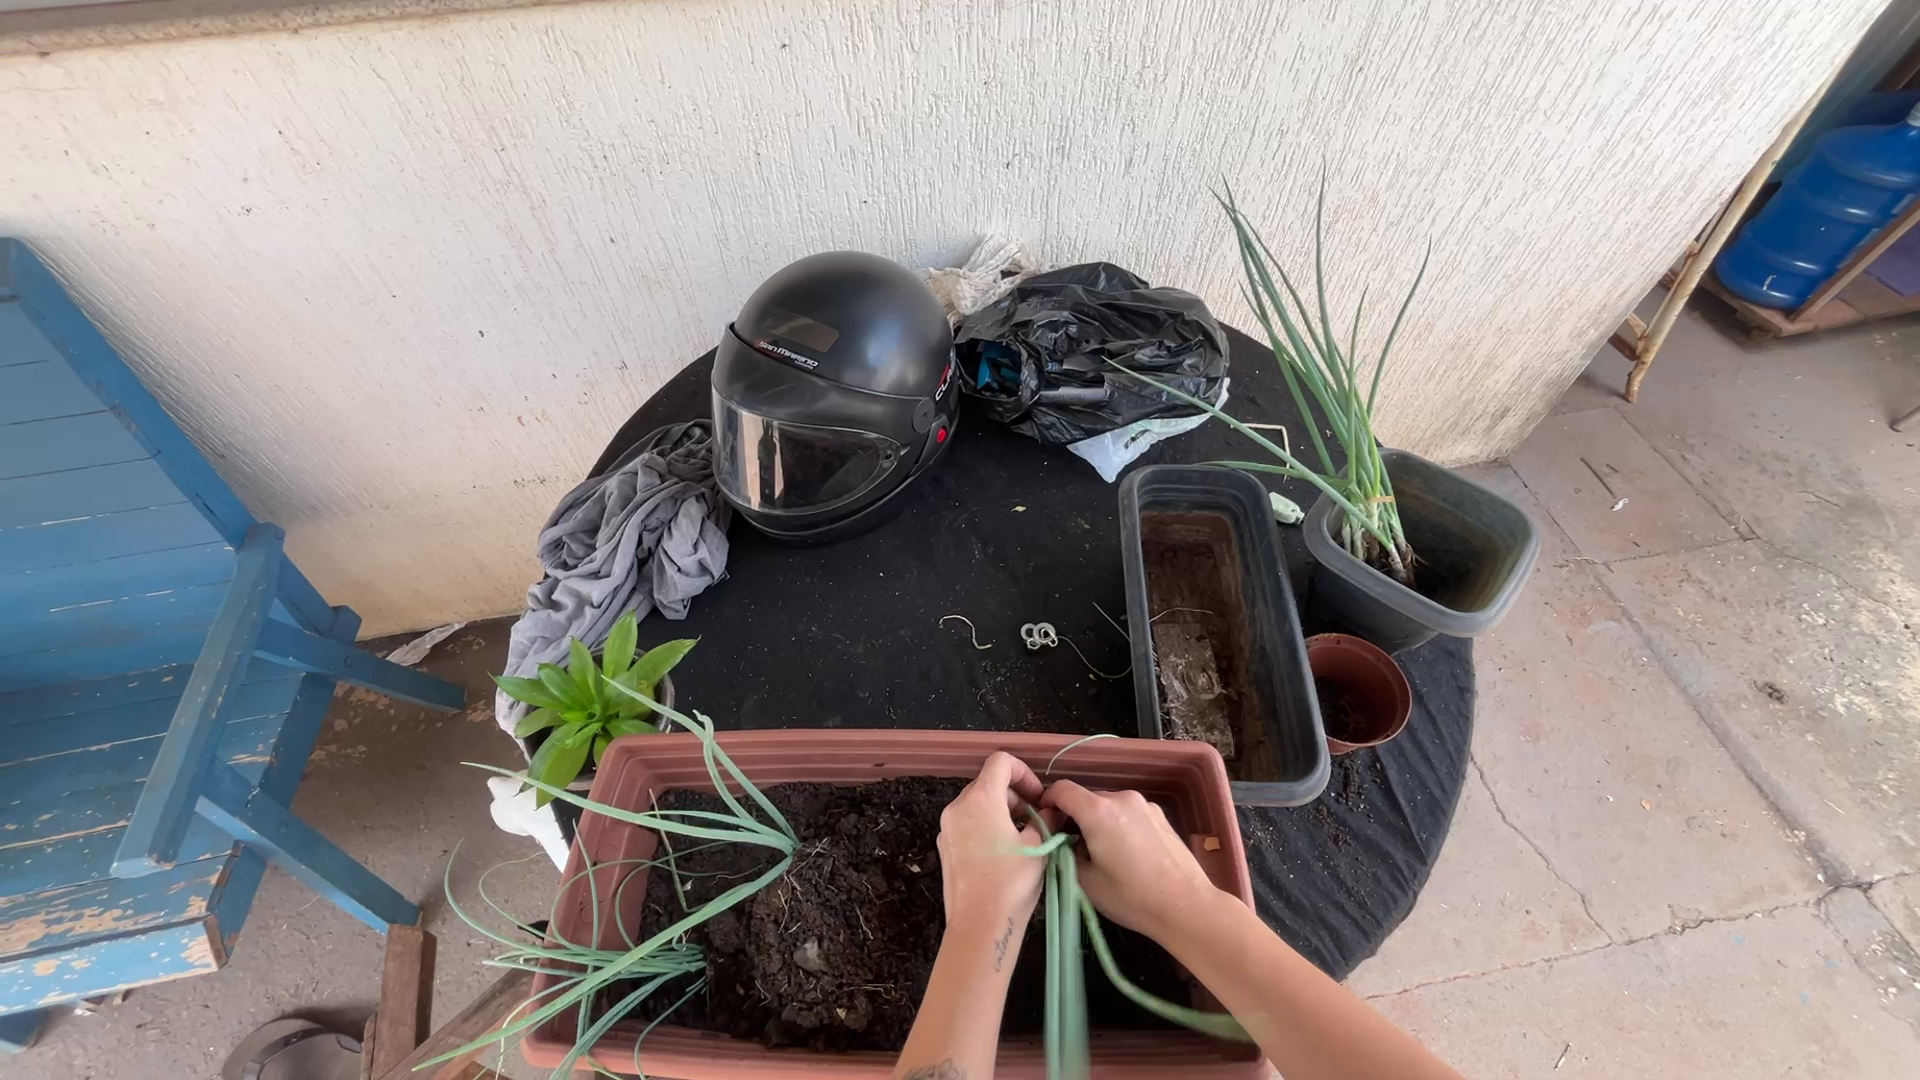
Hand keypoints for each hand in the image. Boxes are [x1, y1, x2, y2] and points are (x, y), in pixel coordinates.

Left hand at [937, 752, 1051, 927]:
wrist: (979, 926)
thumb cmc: (1011, 882)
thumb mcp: (1040, 847)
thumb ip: (1048, 820)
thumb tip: (1054, 811)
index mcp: (980, 798)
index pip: (1001, 762)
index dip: (1024, 772)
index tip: (1038, 797)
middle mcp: (958, 806)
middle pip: (988, 782)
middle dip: (1015, 795)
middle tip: (1037, 819)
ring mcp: (947, 827)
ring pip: (977, 803)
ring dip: (1002, 811)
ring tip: (1024, 837)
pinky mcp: (945, 847)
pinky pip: (967, 823)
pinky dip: (986, 826)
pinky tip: (1004, 852)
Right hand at [1041, 780, 1223, 939]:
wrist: (1186, 906)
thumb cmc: (1132, 897)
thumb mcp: (1085, 882)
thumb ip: (1065, 854)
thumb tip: (1062, 843)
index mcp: (1097, 811)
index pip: (1062, 789)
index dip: (1048, 801)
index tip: (1045, 820)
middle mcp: (1120, 798)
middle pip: (1086, 798)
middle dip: (1074, 817)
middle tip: (1072, 846)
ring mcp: (1143, 804)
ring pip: (1108, 805)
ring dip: (1099, 821)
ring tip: (1104, 853)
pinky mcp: (1160, 814)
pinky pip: (1129, 812)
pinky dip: (1120, 824)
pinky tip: (1129, 853)